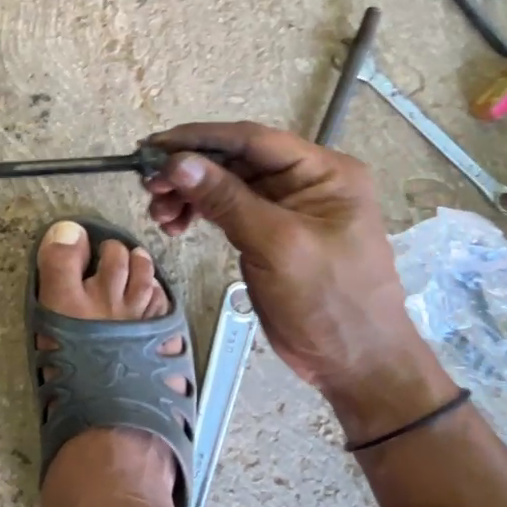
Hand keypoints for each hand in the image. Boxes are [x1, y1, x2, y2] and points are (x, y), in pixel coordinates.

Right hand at [144, 122, 457, 441]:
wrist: (357, 367)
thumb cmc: (330, 302)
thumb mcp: (276, 245)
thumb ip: (225, 199)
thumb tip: (176, 161)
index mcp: (324, 172)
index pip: (251, 139)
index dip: (199, 139)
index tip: (154, 146)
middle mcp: (305, 180)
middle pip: (232, 160)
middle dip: (188, 171)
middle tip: (149, 185)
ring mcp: (286, 206)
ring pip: (223, 183)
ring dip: (187, 193)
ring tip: (159, 214)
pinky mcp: (268, 230)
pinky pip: (224, 207)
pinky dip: (196, 212)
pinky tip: (174, 224)